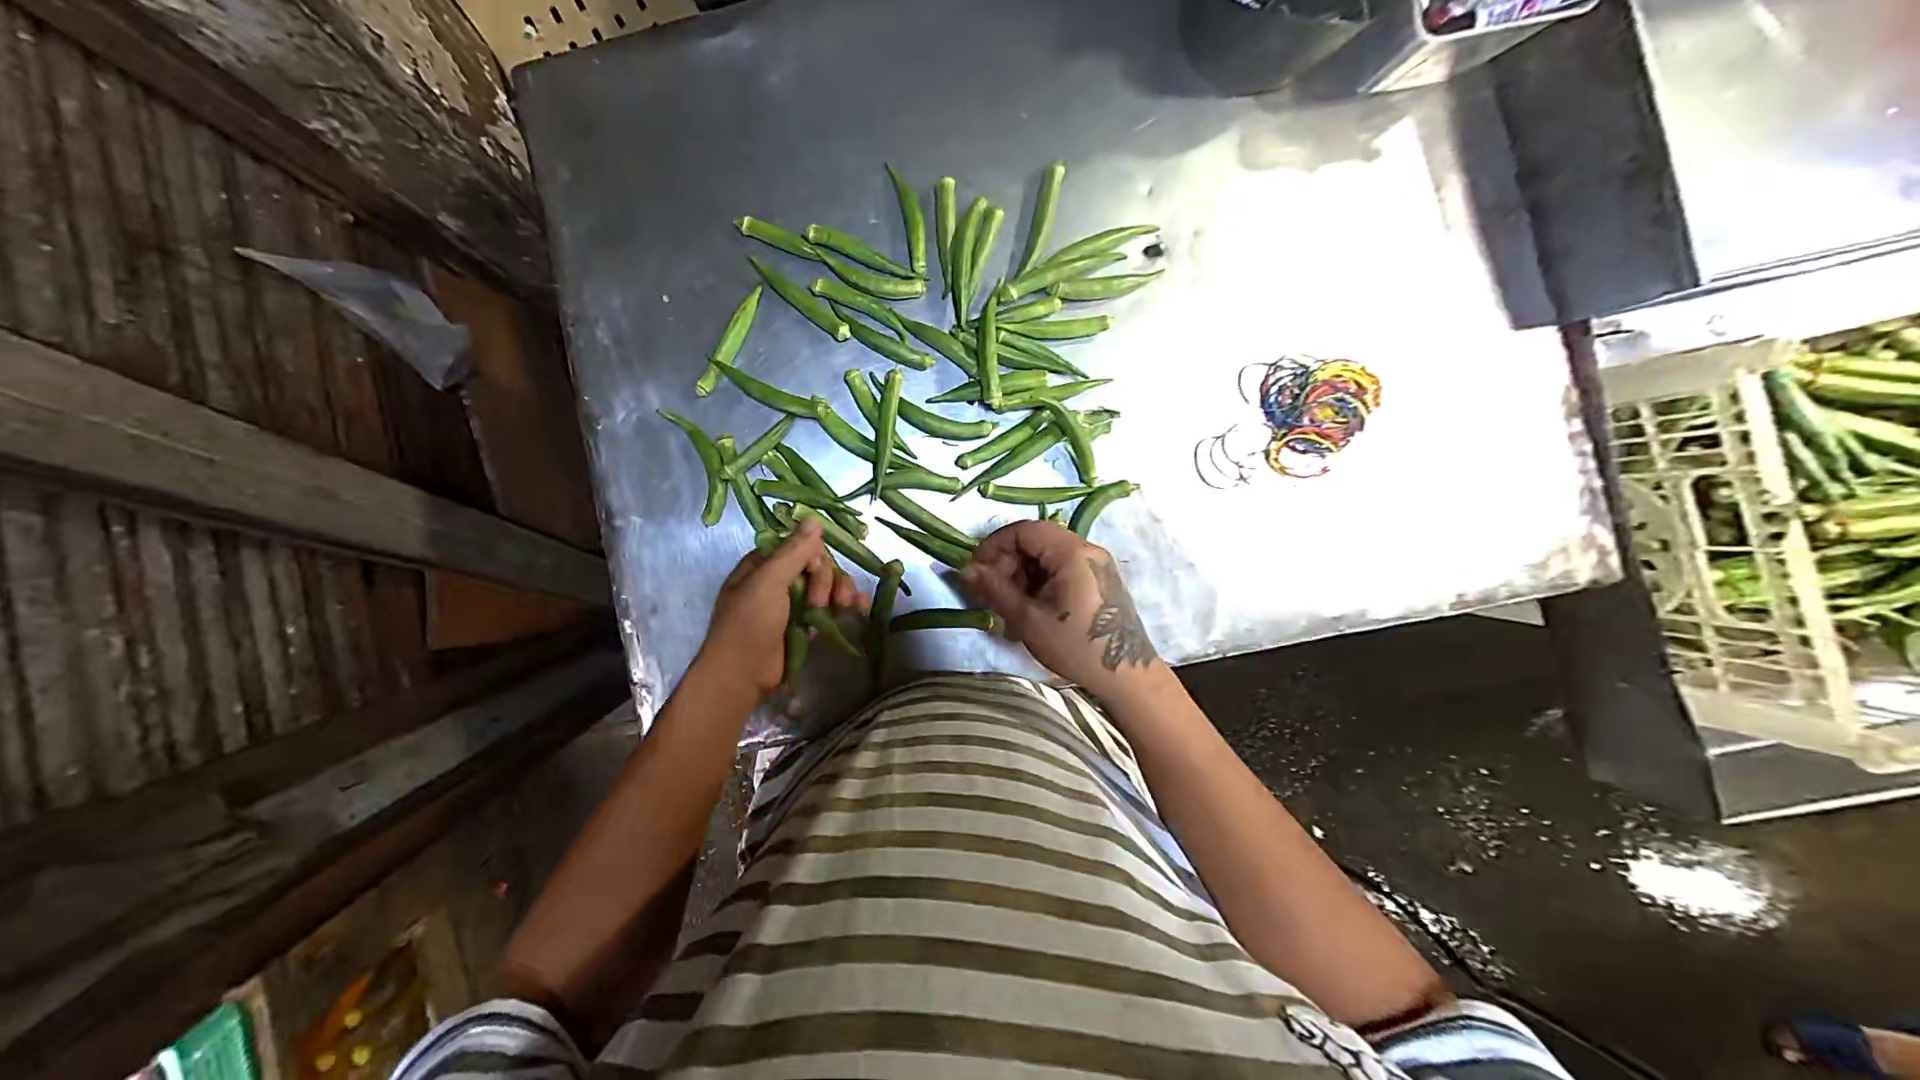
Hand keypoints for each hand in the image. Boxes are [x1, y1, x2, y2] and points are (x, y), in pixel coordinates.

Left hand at [695, 518, 866, 698]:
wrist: (742, 676)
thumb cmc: (748, 625)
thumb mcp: (768, 582)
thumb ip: (793, 552)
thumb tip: (814, 518)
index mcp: (762, 565)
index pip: (798, 546)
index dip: (814, 555)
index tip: (816, 569)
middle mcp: (778, 580)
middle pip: (817, 565)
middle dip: (826, 579)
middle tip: (820, 601)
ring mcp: (794, 604)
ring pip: (828, 585)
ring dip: (840, 591)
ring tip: (845, 607)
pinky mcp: (807, 624)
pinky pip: (832, 607)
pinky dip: (847, 605)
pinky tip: (859, 608)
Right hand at [961, 520, 1166, 699]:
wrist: (1127, 677)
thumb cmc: (1076, 647)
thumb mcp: (1028, 619)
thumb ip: (995, 589)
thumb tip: (964, 570)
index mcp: (1072, 553)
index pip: (1024, 530)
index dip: (995, 546)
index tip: (978, 571)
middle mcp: (1087, 549)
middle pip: (1036, 540)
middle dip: (1009, 562)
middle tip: (993, 593)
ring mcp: (1096, 564)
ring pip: (1047, 555)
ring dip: (1023, 575)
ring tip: (1011, 607)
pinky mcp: (1099, 579)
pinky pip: (1062, 568)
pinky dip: (1041, 582)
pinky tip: (1032, 610)